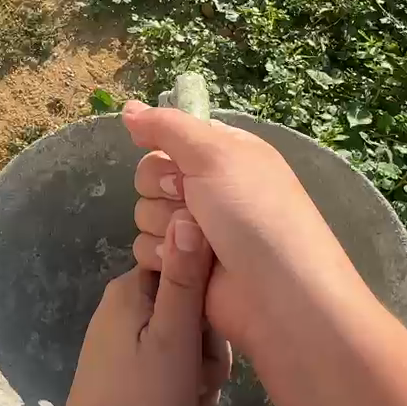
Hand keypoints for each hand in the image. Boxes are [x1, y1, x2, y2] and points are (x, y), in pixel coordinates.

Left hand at [53, 216, 231, 405]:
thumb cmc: (141, 403)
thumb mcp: (175, 337)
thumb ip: (186, 276)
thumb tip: (188, 211)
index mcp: (131, 288)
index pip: (190, 268)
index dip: (211, 305)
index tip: (211, 337)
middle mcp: (124, 306)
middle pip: (190, 310)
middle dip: (206, 351)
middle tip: (198, 382)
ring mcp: (122, 339)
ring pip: (185, 344)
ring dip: (198, 377)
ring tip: (187, 404)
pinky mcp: (125, 369)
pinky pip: (169, 367)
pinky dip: (181, 392)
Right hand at [123, 100, 368, 352]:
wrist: (278, 297)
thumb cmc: (255, 214)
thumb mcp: (216, 154)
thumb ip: (166, 126)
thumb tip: (128, 108)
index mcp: (223, 153)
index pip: (170, 136)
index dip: (167, 150)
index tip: (183, 167)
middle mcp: (207, 188)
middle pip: (148, 174)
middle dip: (162, 190)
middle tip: (191, 203)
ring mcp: (194, 229)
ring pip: (142, 212)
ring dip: (164, 226)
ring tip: (198, 241)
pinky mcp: (181, 265)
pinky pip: (144, 249)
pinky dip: (163, 256)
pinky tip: (187, 265)